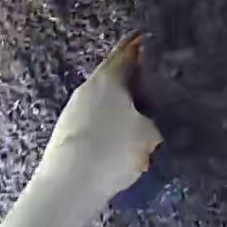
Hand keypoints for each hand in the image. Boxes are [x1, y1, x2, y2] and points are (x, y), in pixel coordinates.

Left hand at [40, 34, 162, 198]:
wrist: (68, 186)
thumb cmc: (112, 150)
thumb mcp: (149, 134)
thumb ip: (155, 119)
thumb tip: (154, 118)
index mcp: (108, 77)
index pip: (128, 50)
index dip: (143, 44)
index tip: (156, 40)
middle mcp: (89, 86)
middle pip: (115, 74)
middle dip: (135, 76)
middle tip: (158, 79)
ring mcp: (75, 109)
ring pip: (105, 97)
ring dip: (123, 101)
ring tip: (146, 110)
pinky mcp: (68, 131)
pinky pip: (96, 117)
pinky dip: (111, 120)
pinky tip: (123, 134)